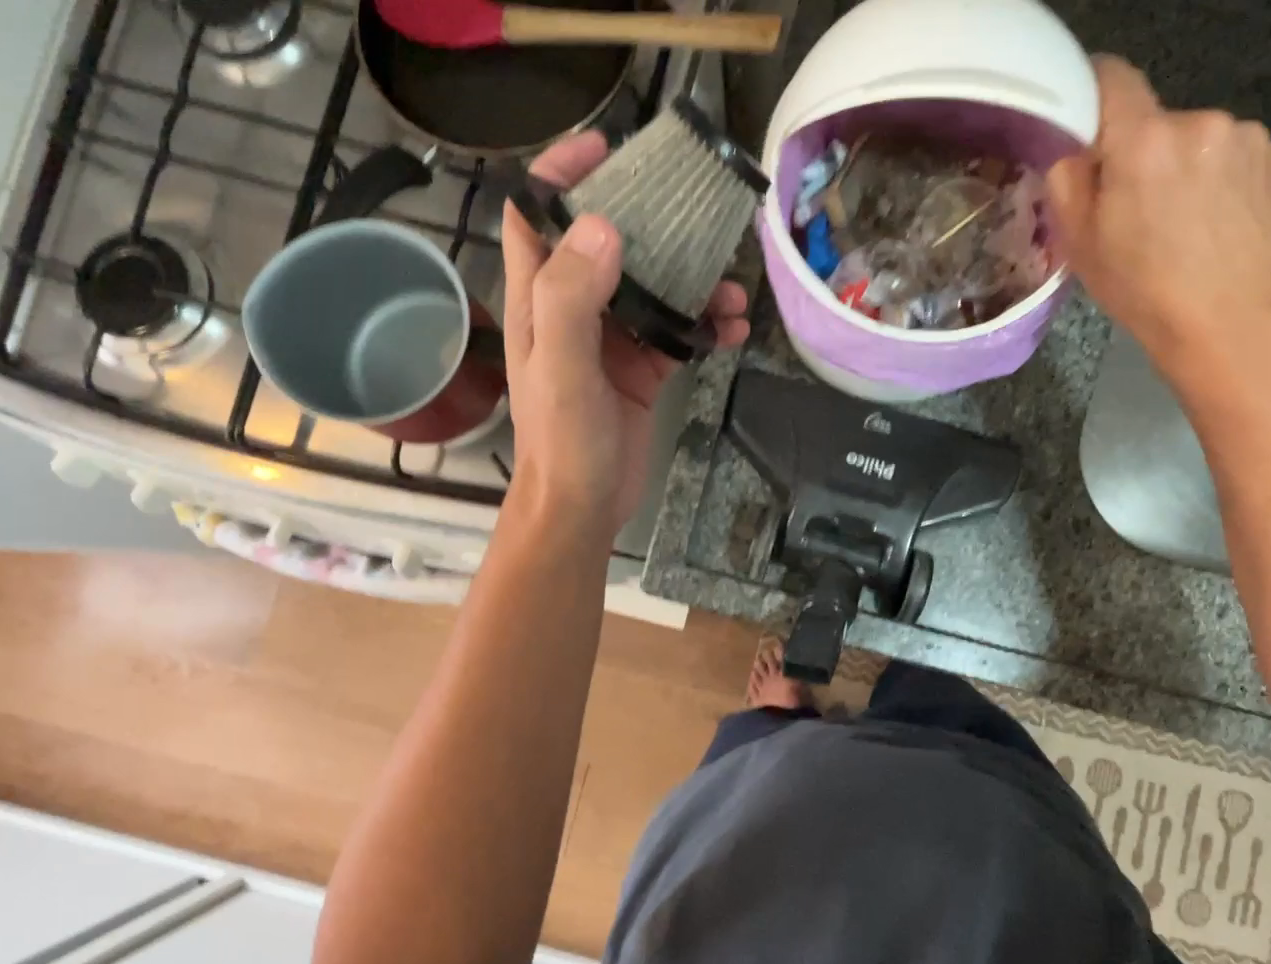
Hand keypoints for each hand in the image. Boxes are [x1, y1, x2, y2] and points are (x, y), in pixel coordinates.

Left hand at [501, 131, 750, 535]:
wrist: (584, 507)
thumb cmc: (562, 440)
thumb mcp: (560, 366)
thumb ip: (572, 298)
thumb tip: (605, 228)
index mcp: (539, 300)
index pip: (535, 216)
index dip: (558, 174)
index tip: (604, 149)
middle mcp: (573, 309)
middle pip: (607, 242)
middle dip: (648, 222)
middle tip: (692, 207)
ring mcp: (611, 339)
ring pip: (653, 287)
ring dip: (693, 281)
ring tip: (733, 290)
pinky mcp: (643, 368)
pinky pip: (679, 332)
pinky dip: (707, 325)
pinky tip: (735, 327)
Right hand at [1047, 56, 1270, 371]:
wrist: (1229, 321)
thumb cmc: (1144, 289)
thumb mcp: (1080, 242)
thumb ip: (1067, 180)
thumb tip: (1073, 151)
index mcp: (1143, 139)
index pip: (1111, 76)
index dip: (1090, 93)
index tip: (1082, 126)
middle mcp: (1196, 121)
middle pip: (1149, 117)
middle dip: (1133, 149)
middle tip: (1127, 203)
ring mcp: (1240, 135)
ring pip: (1187, 136)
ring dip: (1173, 162)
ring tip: (1173, 218)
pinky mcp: (1269, 154)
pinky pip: (1221, 150)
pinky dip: (1207, 173)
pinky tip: (1205, 218)